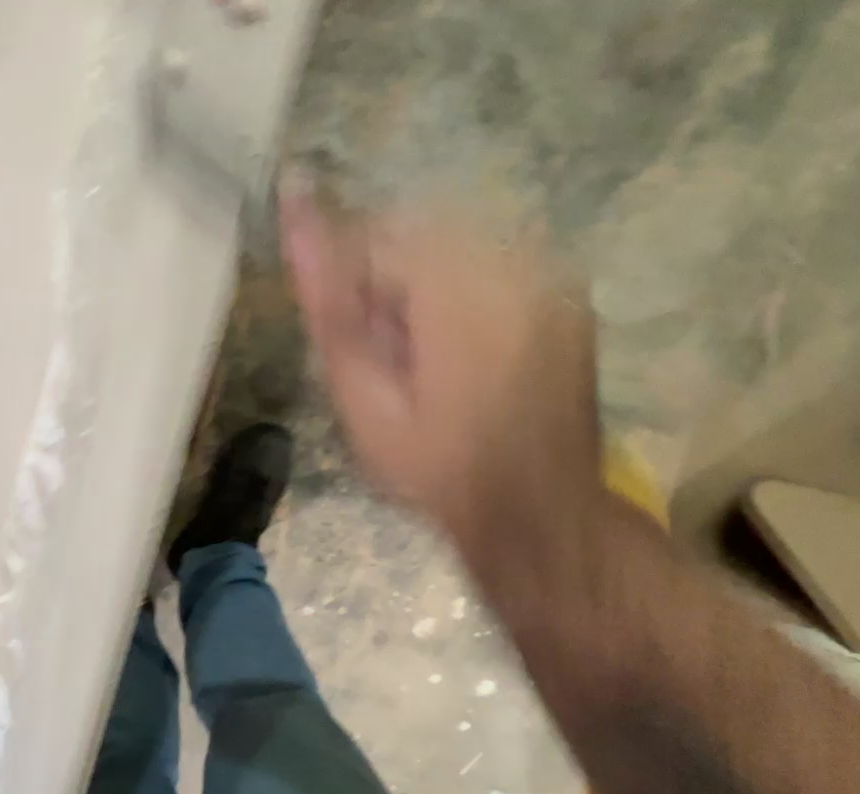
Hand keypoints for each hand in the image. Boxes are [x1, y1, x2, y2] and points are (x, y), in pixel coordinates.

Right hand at [278, 176, 602, 560]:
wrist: (536, 510)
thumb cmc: (437, 468)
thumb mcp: (366, 401)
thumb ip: (331, 307)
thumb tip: (293, 217)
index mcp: (458, 286)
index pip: (376, 235)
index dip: (347, 281)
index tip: (344, 335)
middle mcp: (514, 260)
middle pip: (418, 235)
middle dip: (386, 281)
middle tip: (381, 353)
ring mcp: (550, 273)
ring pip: (454, 247)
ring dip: (421, 287)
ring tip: (419, 357)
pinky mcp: (566, 289)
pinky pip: (494, 263)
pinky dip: (461, 293)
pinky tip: (457, 351)